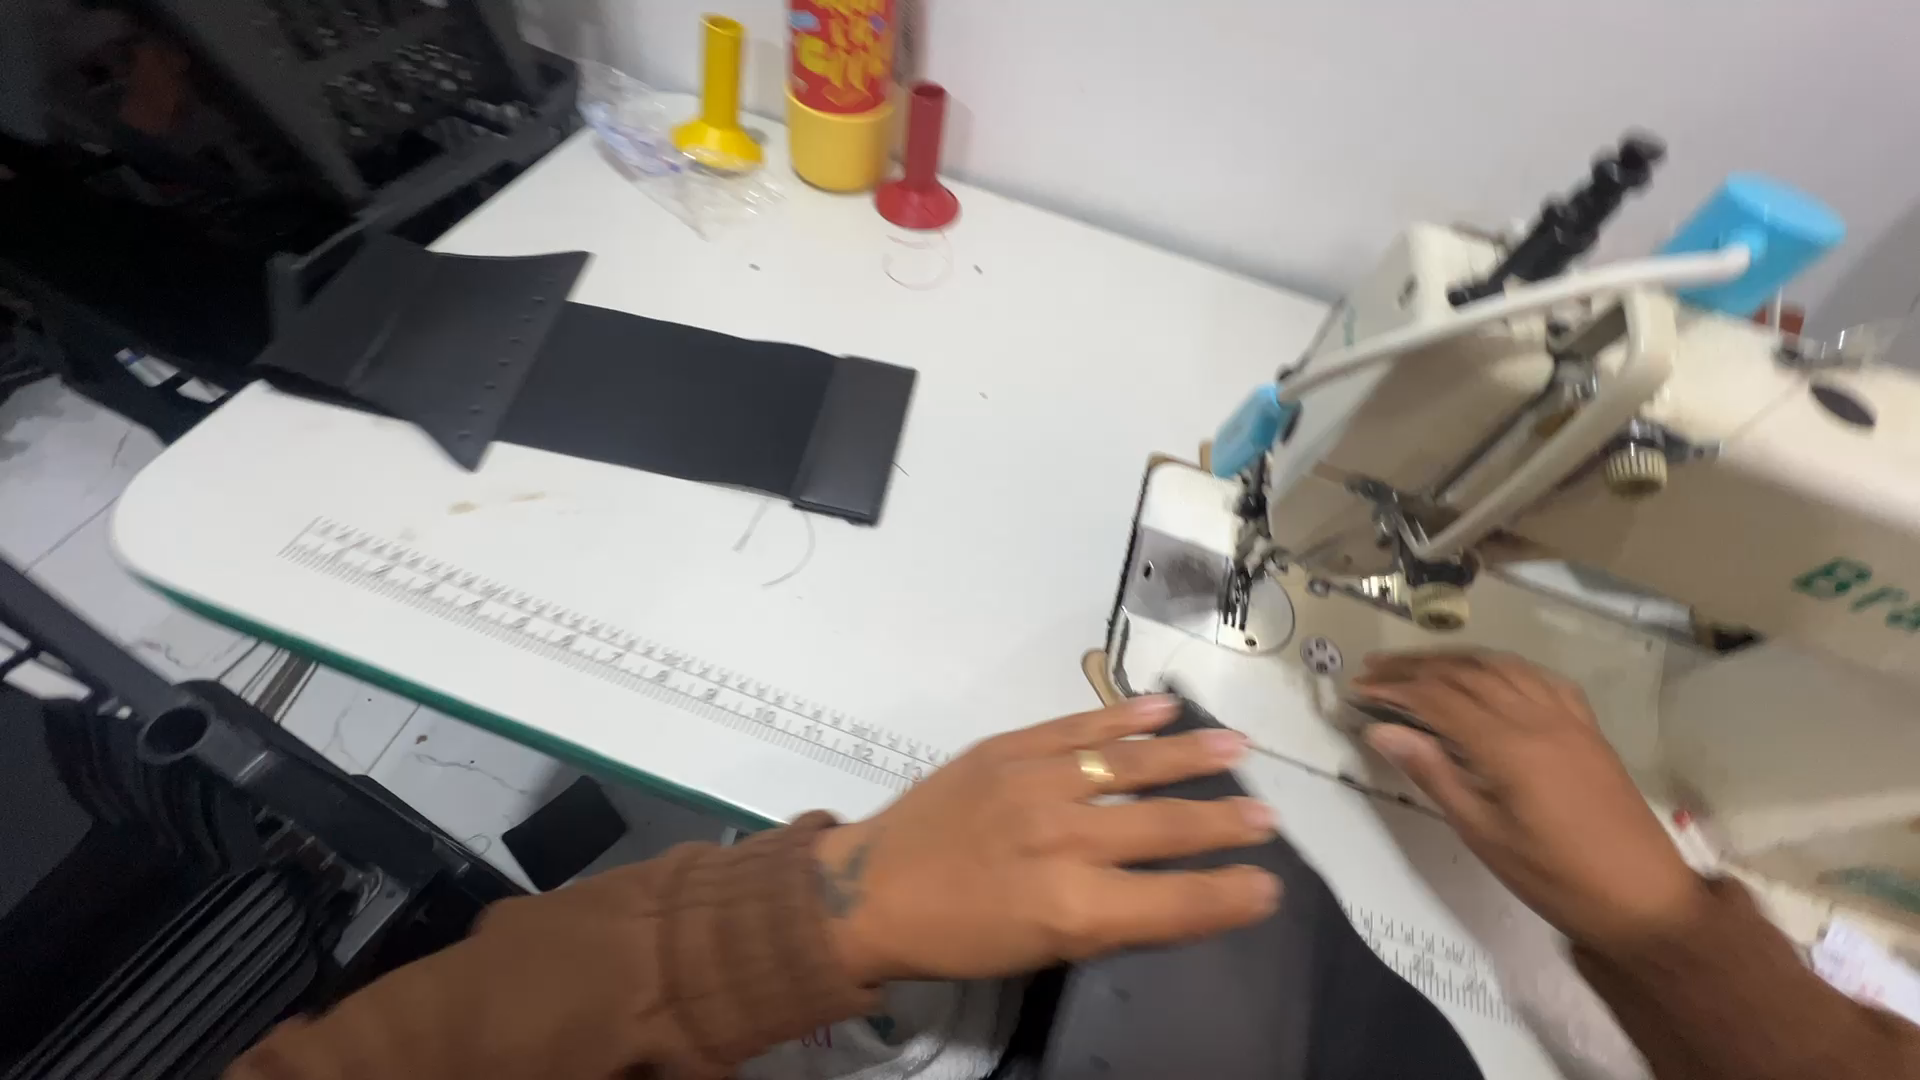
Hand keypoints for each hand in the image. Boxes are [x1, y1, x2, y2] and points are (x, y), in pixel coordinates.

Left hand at [814, 696, 1282, 984]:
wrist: (875, 887)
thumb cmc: (960, 934)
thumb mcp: (1040, 948)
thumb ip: (1109, 918)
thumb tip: (1172, 892)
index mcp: (1070, 907)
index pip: (1173, 902)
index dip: (1227, 895)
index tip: (1268, 885)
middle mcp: (1061, 839)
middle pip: (1161, 827)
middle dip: (1223, 823)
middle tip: (1268, 816)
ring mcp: (1033, 783)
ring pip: (1128, 765)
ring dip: (1188, 756)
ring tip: (1238, 746)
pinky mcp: (1008, 748)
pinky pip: (1078, 728)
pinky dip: (1123, 716)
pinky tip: (1163, 709)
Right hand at [1351, 651, 1708, 952]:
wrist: (1648, 904)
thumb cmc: (1554, 876)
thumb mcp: (1482, 833)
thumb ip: (1431, 773)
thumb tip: (1380, 730)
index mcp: (1510, 747)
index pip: (1438, 698)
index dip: (1394, 688)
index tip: (1359, 688)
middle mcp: (1539, 720)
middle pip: (1466, 673)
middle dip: (1414, 666)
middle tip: (1374, 668)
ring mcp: (1568, 721)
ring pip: (1501, 667)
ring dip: (1453, 659)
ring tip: (1417, 664)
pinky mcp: (1588, 729)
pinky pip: (1540, 679)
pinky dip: (1502, 666)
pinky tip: (1485, 673)